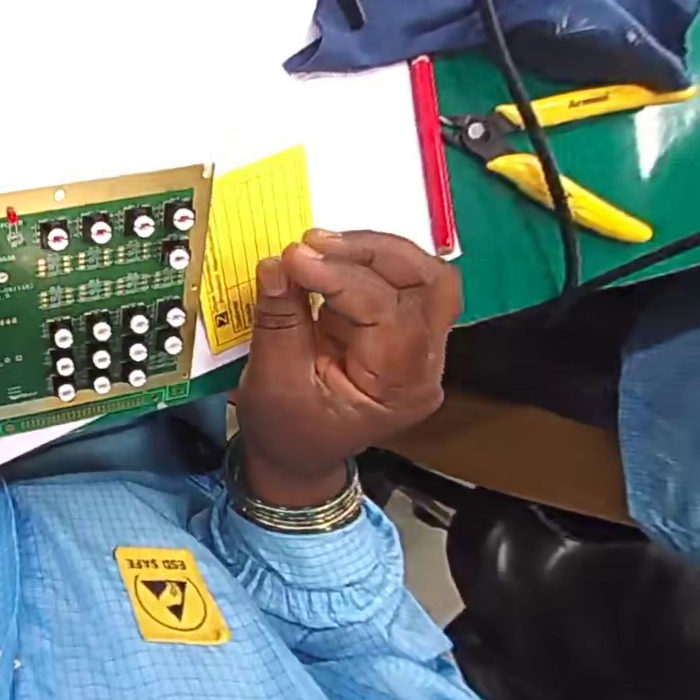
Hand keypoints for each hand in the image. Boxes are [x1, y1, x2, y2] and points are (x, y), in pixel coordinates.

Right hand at [232, 229, 460, 506]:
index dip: (339, 278)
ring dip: (368, 253)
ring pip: (415, 277)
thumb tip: (275, 267)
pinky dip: (354, 266)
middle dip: (371, 252)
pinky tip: (320, 260)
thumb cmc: (285, 432)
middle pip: (426, 284)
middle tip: (314, 242)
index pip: (387, 311)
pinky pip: (386, 285)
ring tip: (315, 246)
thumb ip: (278, 322)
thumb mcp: (273, 382)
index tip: (292, 259)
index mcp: (401, 386)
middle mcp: (421, 362)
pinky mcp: (387, 330)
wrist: (293, 457)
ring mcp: (410, 344)